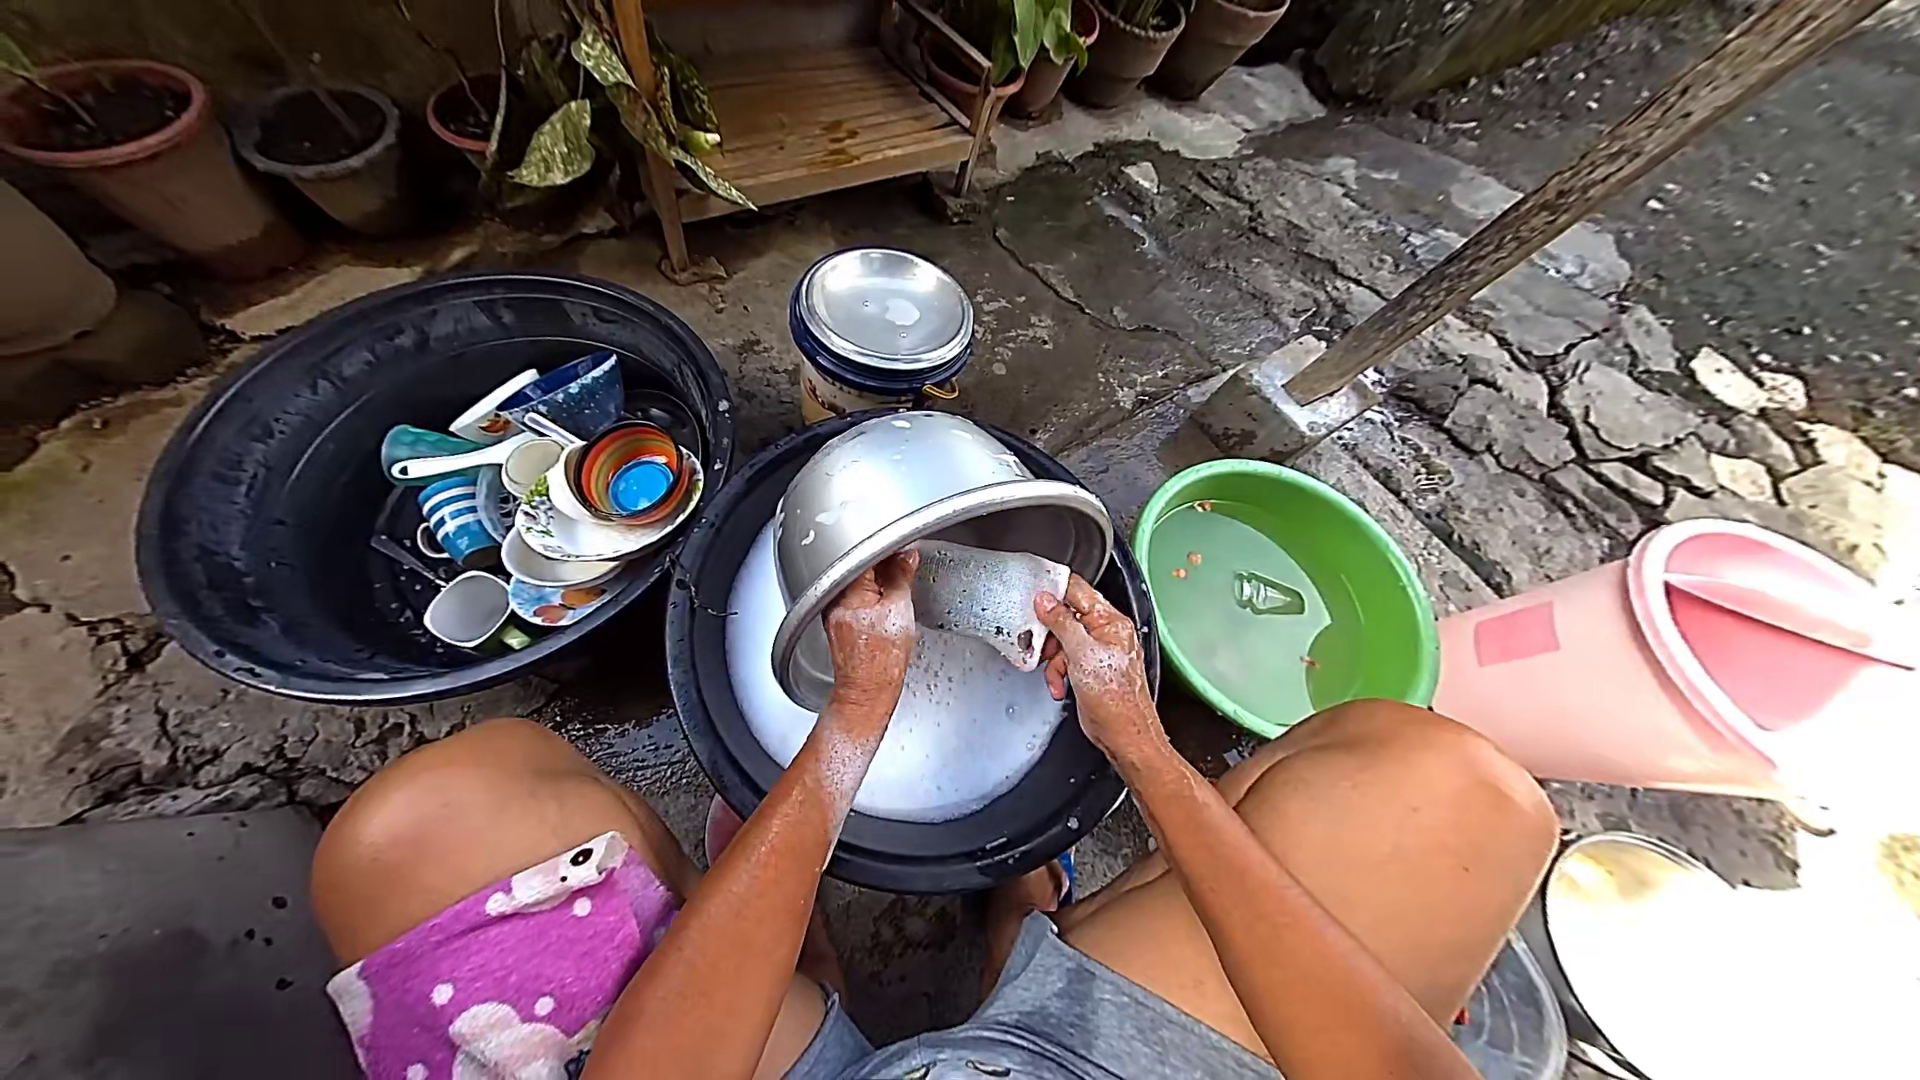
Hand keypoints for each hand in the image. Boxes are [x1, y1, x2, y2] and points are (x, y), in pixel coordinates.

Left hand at [824, 549, 920, 722]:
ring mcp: (833, 611)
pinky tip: (885, 606)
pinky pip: (855, 598)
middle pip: (859, 567)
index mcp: (847, 591)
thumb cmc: (882, 660)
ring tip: (896, 588)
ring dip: (877, 579)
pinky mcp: (838, 622)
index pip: (865, 554)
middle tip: (904, 567)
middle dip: (883, 563)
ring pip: (857, 582)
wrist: (867, 691)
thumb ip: (902, 577)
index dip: (887, 549)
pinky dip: (871, 596)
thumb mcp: (900, 611)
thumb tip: (907, 556)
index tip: (903, 549)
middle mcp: (834, 598)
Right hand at [1035, 575, 1165, 761]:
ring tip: (1054, 671)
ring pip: (1061, 640)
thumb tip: (1045, 600)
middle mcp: (1105, 633)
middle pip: (1065, 616)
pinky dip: (1056, 671)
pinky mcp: (1087, 668)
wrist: (1124, 735)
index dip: (1055, 590)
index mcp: (1110, 622)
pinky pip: (1064, 659)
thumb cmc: (1117, 700)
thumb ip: (1062, 623)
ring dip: (1052, 657)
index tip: (1034, 594)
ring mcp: (1096, 651)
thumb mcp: (1082, 654)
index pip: (1078, 590)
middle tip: (1041, 643)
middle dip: (1049, 633)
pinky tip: (1059, 683)